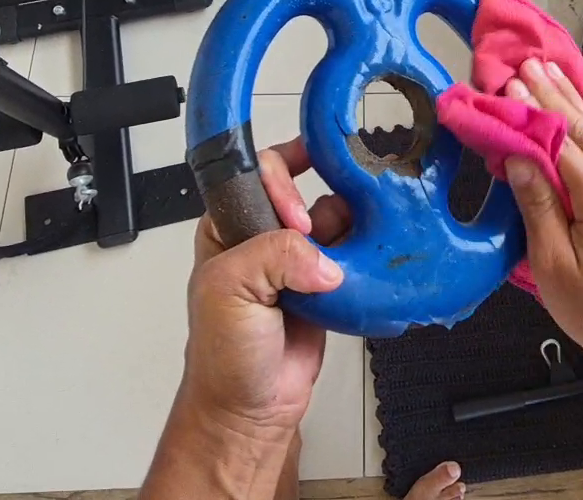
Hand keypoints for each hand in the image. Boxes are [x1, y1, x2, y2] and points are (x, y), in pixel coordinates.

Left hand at [179, 137, 351, 436]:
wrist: (252, 410)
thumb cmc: (222, 355)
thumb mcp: (228, 292)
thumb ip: (271, 256)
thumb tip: (322, 260)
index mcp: (228, 223)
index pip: (257, 173)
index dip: (280, 182)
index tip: (296, 214)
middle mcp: (262, 232)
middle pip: (298, 184)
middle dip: (312, 203)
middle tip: (315, 230)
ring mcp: (295, 254)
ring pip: (330, 212)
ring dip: (341, 225)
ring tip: (338, 251)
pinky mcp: (325, 276)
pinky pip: (351, 245)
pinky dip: (360, 249)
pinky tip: (357, 261)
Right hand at [504, 58, 582, 364]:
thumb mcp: (552, 265)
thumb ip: (538, 206)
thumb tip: (519, 157)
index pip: (563, 147)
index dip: (535, 115)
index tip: (511, 85)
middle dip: (553, 95)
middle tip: (529, 64)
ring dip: (570, 103)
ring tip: (548, 72)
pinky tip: (573, 109)